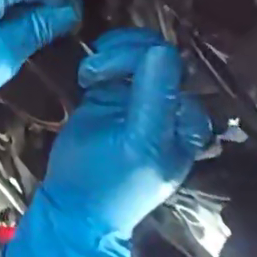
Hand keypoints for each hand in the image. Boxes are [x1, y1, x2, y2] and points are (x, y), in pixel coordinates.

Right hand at [2, 27, 213, 256]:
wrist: (72, 207)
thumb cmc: (109, 182)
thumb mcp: (137, 144)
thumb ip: (153, 98)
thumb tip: (159, 49)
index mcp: (184, 122)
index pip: (173, 70)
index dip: (142, 62)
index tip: (106, 74)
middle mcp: (165, 107)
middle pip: (155, 56)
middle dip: (124, 55)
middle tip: (93, 70)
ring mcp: (136, 100)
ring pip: (134, 54)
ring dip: (110, 55)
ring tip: (88, 75)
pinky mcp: (110, 97)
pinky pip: (112, 64)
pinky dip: (99, 62)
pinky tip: (86, 77)